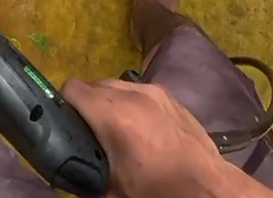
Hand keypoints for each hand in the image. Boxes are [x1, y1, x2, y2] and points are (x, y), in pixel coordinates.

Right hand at [63, 80, 253, 197]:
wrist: (208, 190)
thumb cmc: (158, 192)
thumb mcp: (112, 189)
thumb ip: (84, 170)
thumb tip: (66, 166)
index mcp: (113, 115)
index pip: (72, 88)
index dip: (64, 105)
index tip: (66, 124)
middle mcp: (131, 93)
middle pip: (93, 85)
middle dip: (87, 107)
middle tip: (92, 136)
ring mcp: (152, 90)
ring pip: (116, 85)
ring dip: (110, 103)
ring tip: (118, 132)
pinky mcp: (168, 93)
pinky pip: (137, 90)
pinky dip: (132, 104)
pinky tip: (141, 129)